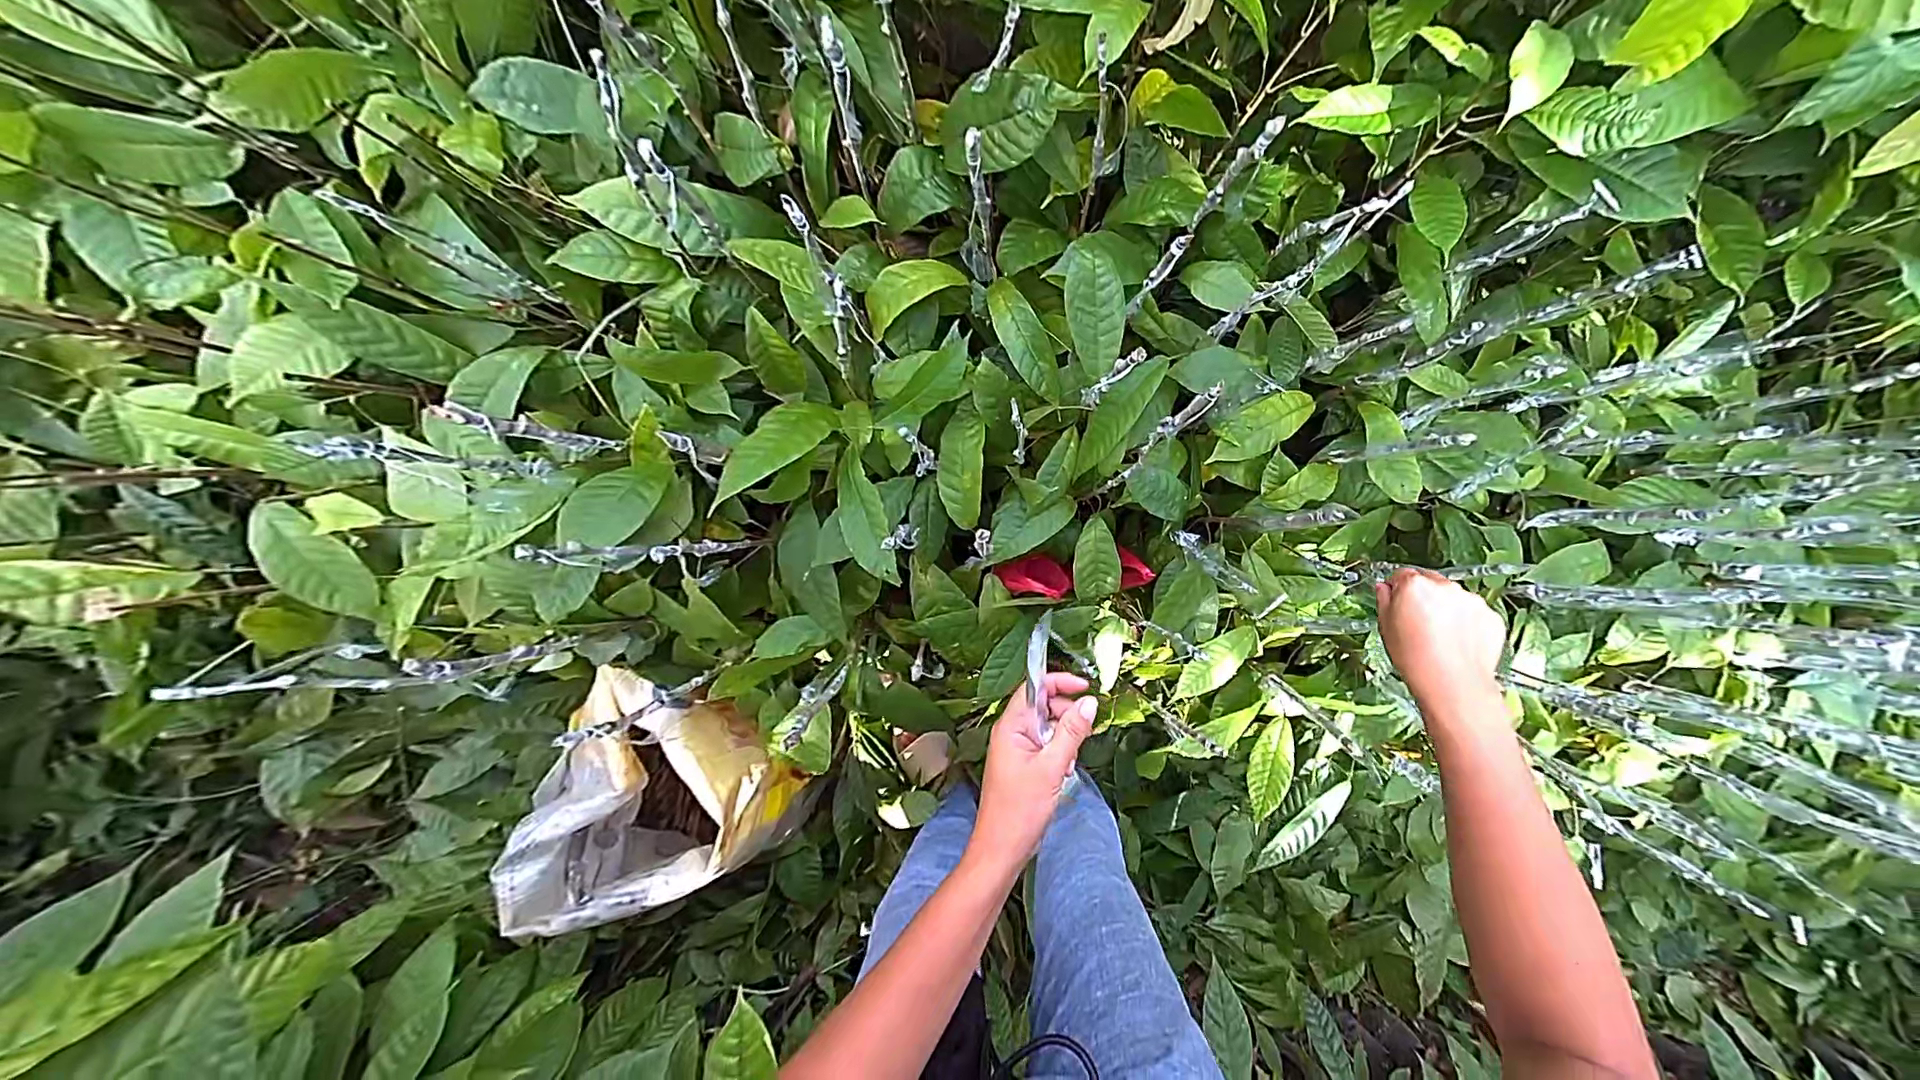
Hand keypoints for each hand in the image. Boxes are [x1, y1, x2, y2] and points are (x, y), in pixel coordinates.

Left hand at [965, 672, 1097, 876]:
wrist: (1001, 849)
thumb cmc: (1019, 812)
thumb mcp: (1052, 767)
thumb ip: (1072, 732)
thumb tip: (1089, 703)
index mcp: (1010, 726)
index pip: (1033, 687)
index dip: (1059, 681)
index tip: (1084, 686)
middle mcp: (1010, 732)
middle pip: (1042, 704)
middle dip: (1066, 712)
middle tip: (1084, 728)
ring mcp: (1015, 748)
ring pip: (1046, 726)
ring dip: (1064, 735)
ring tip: (1069, 760)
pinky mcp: (1021, 764)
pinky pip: (1044, 745)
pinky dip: (1058, 752)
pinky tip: (1063, 771)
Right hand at [1375, 568, 1505, 710]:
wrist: (1453, 683)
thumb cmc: (1415, 657)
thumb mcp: (1385, 626)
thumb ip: (1384, 600)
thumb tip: (1385, 589)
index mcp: (1415, 585)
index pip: (1401, 574)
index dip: (1396, 589)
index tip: (1395, 601)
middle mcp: (1446, 587)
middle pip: (1429, 582)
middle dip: (1423, 597)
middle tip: (1416, 622)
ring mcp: (1472, 601)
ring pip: (1452, 597)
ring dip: (1445, 609)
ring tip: (1438, 637)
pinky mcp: (1491, 616)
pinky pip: (1473, 613)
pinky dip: (1466, 622)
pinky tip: (1455, 642)